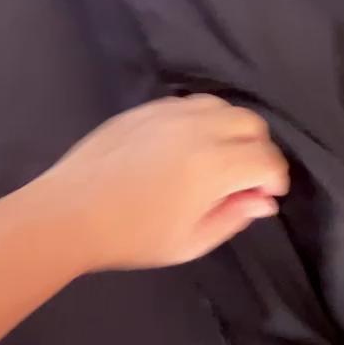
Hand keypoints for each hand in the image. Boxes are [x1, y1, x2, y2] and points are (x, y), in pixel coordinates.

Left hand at [18, 95, 288, 271]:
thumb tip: (262, 200)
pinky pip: (187, 103)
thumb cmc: (131, 237)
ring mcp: (167, 112)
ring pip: (220, 105)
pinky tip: (185, 147)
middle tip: (243, 180)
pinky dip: (200, 120)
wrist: (68, 212)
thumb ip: (233, 217)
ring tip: (216, 160)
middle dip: (257, 150)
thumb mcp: (190, 241)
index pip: (267, 159)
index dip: (274, 179)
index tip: (264, 197)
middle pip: (250, 123)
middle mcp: (196, 128)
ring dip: (230, 129)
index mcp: (213, 164)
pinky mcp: (143, 109)